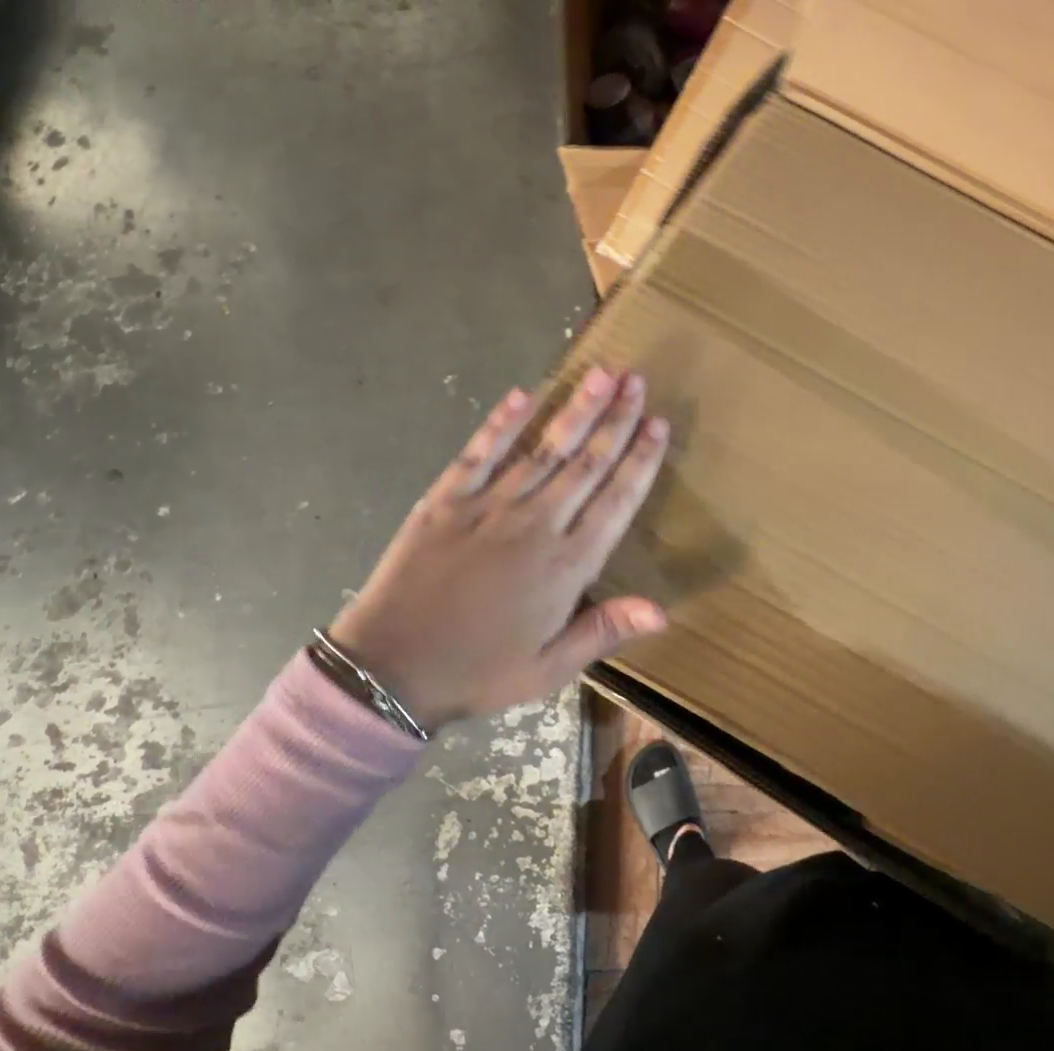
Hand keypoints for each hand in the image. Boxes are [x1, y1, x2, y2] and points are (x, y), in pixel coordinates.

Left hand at [329, 367, 669, 730]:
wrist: (390, 669)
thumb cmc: (479, 672)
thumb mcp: (550, 669)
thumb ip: (604, 631)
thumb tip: (663, 611)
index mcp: (566, 566)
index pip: (615, 501)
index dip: (639, 460)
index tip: (658, 424)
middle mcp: (535, 525)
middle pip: (586, 463)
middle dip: (615, 420)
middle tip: (637, 379)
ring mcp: (488, 508)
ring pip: (542, 449)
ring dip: (574, 410)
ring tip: (600, 374)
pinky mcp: (444, 501)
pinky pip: (479, 453)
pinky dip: (501, 423)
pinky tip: (523, 394)